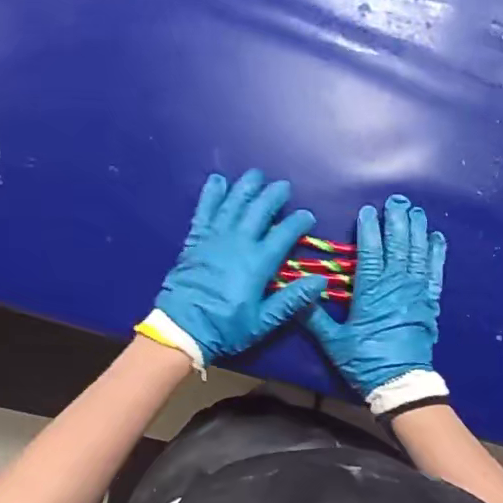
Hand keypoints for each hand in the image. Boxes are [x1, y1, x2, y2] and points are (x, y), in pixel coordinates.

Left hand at [148, 169, 329, 364]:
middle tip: (283, 186)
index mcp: (258, 262)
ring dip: (245, 187)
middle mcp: (238, 243)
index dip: (298, 222)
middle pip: (259, 210)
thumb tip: (320, 282)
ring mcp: (214, 239)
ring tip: (256, 175)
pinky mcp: (195, 241)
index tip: (307, 216)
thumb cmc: (226, 328)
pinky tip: (217, 181)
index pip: (284, 233)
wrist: (183, 328)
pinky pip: (205, 211)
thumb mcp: (263, 321)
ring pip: (233, 204)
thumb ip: (291, 300)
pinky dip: (211, 195)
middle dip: (273, 195)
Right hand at [301, 194, 447, 411]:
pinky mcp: (430, 303)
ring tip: (414, 210)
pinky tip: (436, 237)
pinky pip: (435, 271)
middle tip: (397, 200)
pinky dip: (436, 253)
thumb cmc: (364, 361)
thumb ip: (314, 317)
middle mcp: (396, 285)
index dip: (369, 229)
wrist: (400, 382)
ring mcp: (416, 292)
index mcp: (370, 291)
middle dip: (397, 220)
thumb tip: (297, 296)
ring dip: (416, 229)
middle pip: (397, 245)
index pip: (370, 251)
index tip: (367, 211)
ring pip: (417, 252)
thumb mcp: (334, 341)